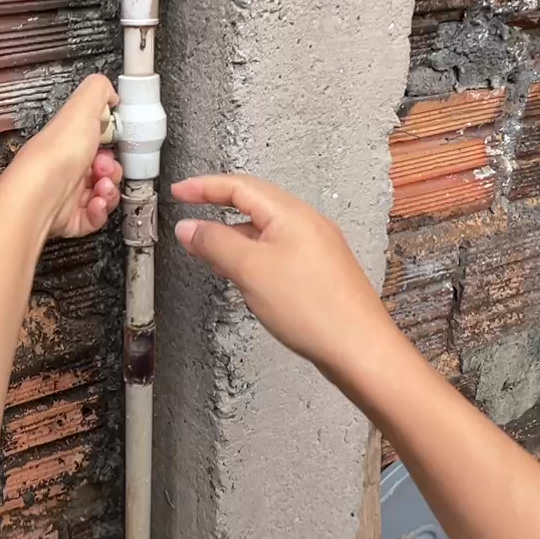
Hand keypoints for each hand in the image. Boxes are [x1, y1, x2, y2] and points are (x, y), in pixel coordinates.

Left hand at [7, 74, 123, 238]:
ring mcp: (67, 195)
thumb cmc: (57, 152)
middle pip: (104, 171)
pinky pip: (95, 217)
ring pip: (104, 195)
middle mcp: (66, 167)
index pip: (98, 144)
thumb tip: (110, 93)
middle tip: (103, 170)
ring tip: (101, 189)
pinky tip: (96, 203)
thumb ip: (99, 91)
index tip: (114, 145)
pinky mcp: (70, 219)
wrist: (41, 193)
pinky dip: (101, 211)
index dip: (112, 145)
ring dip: (110, 191)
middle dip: (112, 170)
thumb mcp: (81, 106)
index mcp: (67, 142)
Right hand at [171, 174, 402, 374]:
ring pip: (264, 229)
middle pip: (253, 202)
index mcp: (291, 214)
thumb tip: (187, 227)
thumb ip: (214, 243)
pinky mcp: (318, 271)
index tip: (178, 192)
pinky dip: (250, 253)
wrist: (362, 351)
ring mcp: (315, 247)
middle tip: (188, 213)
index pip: (239, 186)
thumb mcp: (250, 270)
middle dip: (216, 207)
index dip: (204, 187)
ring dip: (232, 234)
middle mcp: (306, 224)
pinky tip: (240, 273)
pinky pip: (275, 250)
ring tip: (206, 250)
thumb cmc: (313, 309)